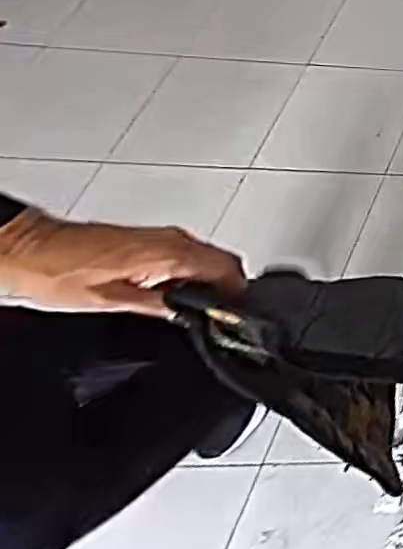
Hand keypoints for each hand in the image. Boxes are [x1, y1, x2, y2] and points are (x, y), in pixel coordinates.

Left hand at [0, 209, 246, 317]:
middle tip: (218, 304)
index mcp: (172, 255)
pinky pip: (190, 251)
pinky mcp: (153, 236)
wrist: (19, 247)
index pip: (228, 269)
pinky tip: (168, 284)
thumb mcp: (106, 301)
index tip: (233, 306)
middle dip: (227, 283)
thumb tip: (186, 313)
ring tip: (189, 298)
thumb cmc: (51, 271)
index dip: (236, 290)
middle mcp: (176, 240)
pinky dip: (191, 268)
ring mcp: (165, 236)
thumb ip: (157, 305)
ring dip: (208, 275)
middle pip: (224, 260)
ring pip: (209, 255)